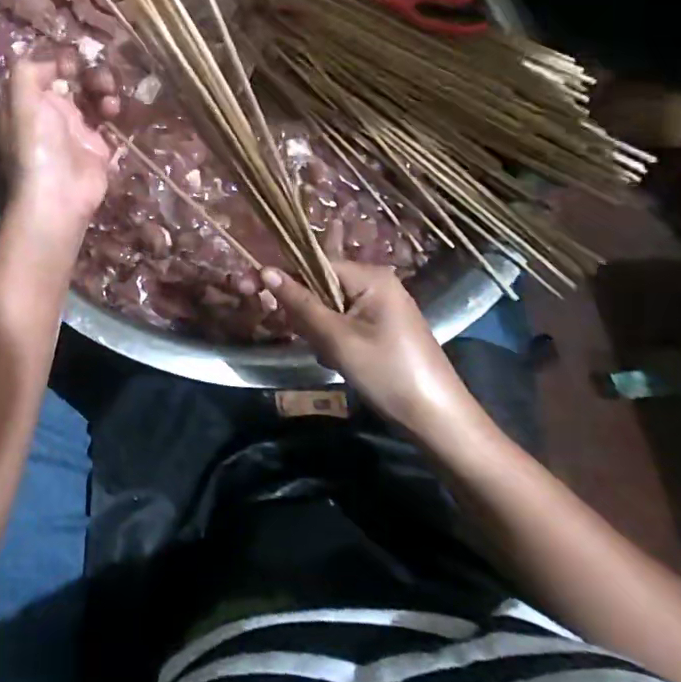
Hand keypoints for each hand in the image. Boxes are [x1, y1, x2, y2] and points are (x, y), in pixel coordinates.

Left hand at [2, 59, 112, 235]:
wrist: (58, 196)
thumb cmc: (37, 145)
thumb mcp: (22, 101)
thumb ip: (28, 72)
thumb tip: (51, 61)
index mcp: (30, 104)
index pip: (47, 72)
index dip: (62, 62)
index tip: (75, 62)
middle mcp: (51, 116)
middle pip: (75, 83)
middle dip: (91, 75)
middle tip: (100, 80)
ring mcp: (76, 133)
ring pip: (95, 99)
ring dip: (105, 92)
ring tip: (108, 101)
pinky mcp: (98, 149)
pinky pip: (111, 123)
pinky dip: (116, 113)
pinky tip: (114, 113)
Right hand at [261, 260, 492, 441]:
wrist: (436, 418)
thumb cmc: (386, 371)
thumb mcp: (336, 337)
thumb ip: (299, 302)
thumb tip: (264, 270)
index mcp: (370, 277)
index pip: (311, 263)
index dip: (279, 277)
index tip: (245, 289)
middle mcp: (375, 284)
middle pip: (317, 284)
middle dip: (301, 310)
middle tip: (294, 334)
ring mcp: (379, 306)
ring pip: (326, 306)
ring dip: (316, 329)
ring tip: (326, 354)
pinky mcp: (379, 327)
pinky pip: (340, 321)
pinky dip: (330, 338)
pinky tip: (335, 359)